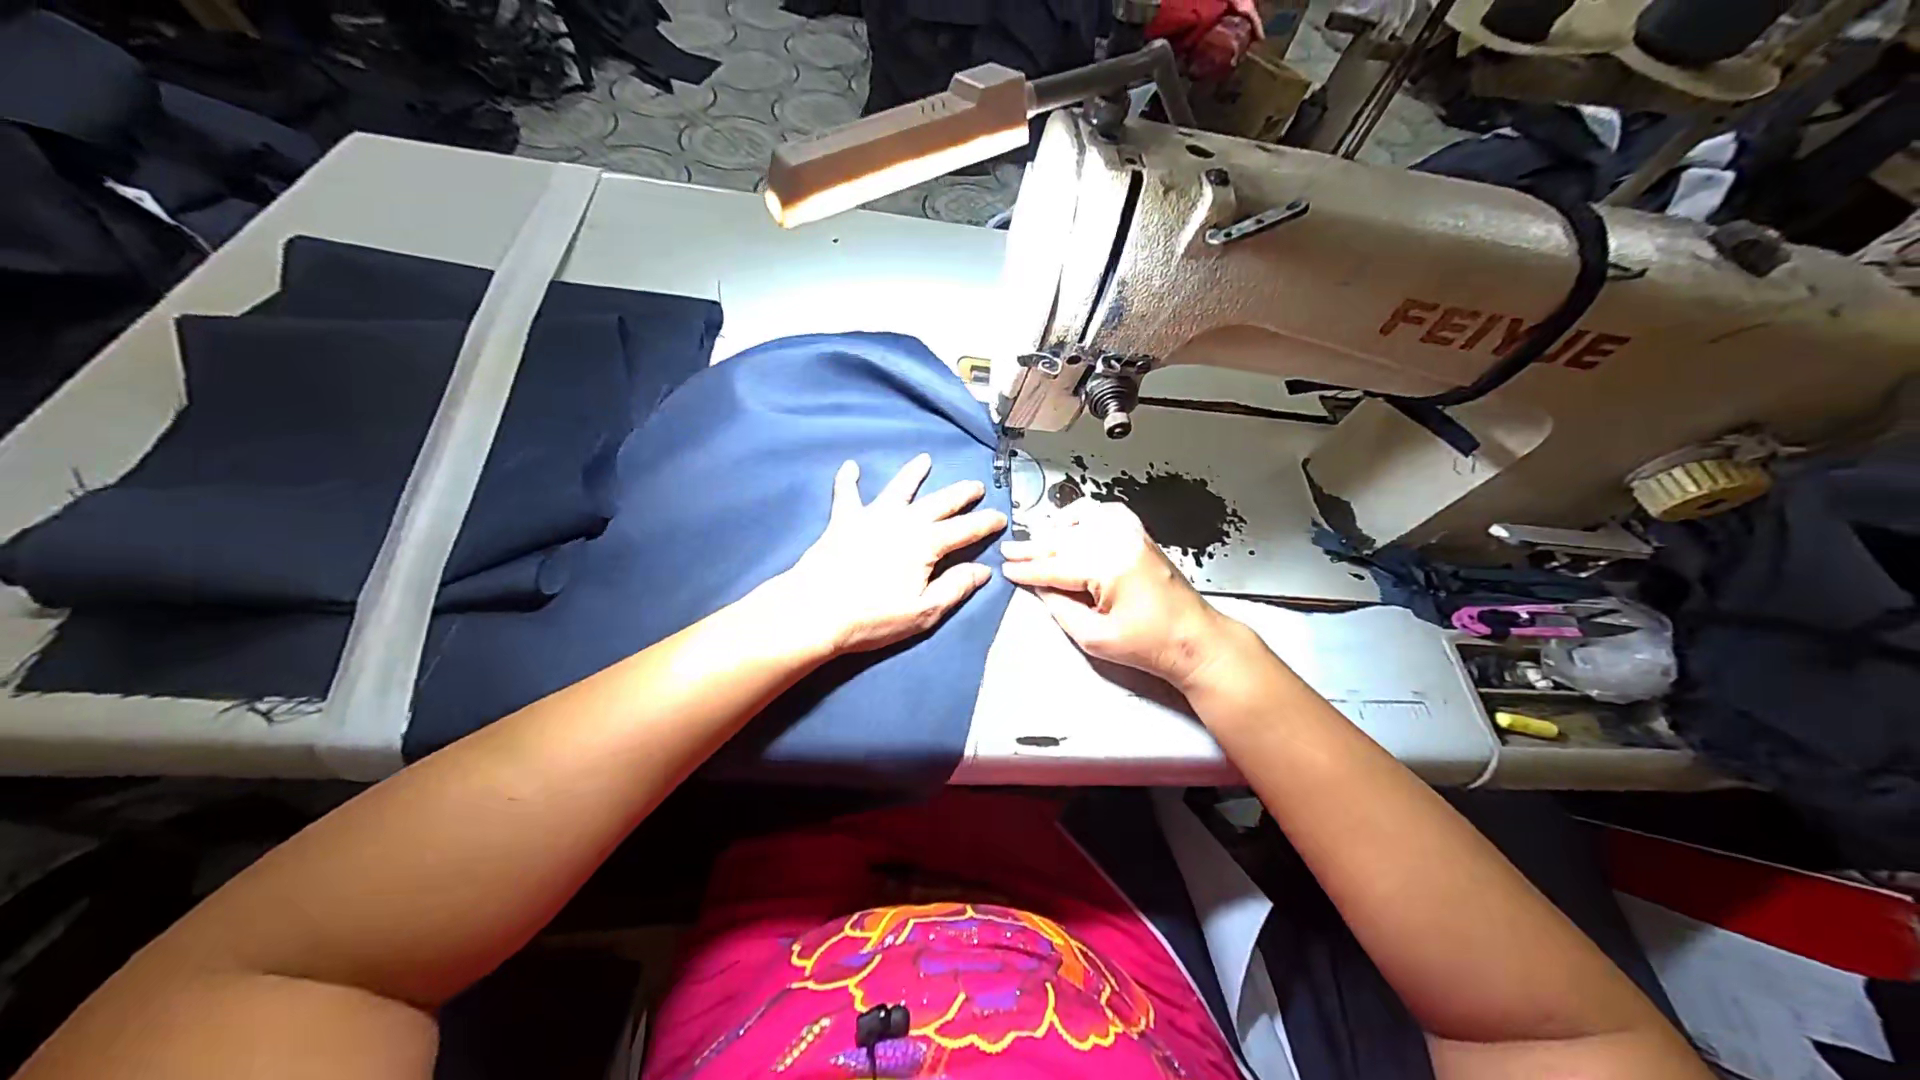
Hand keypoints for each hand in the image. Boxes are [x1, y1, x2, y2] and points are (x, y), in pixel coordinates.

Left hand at [772, 454, 1005, 656]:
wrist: (815, 611)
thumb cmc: (872, 617)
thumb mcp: (923, 611)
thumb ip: (955, 587)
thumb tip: (982, 570)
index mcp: (926, 544)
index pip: (965, 529)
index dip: (986, 522)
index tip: (1000, 517)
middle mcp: (903, 522)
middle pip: (939, 502)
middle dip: (961, 494)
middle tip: (975, 486)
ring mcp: (872, 518)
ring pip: (899, 489)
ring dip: (913, 474)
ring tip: (924, 460)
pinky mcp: (843, 522)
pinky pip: (847, 495)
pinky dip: (848, 480)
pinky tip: (850, 467)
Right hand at [1000, 499, 1240, 689]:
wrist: (1195, 640)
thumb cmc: (1151, 645)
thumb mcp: (1094, 637)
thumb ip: (1061, 607)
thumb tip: (1041, 586)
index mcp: (1109, 565)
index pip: (1055, 564)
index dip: (1027, 569)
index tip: (1007, 570)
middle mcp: (1120, 540)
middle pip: (1064, 538)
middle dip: (1034, 547)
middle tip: (1011, 552)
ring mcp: (1133, 533)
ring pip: (1082, 518)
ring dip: (1056, 529)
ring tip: (1037, 541)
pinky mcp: (1141, 534)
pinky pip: (1105, 512)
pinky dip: (1084, 516)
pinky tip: (1072, 525)